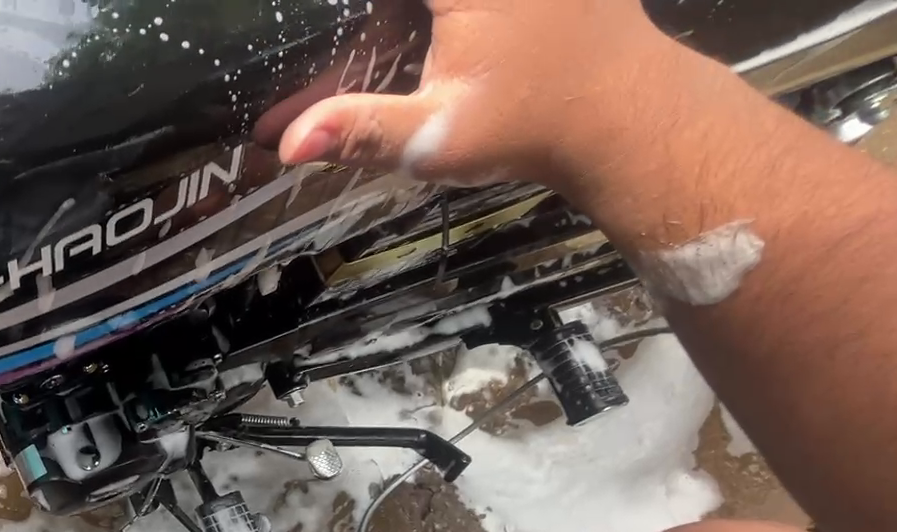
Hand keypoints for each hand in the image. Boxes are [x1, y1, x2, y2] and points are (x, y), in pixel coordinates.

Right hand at [278, 0, 685, 188]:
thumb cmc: (524, 126)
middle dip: (344, 21)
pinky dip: (407, 17)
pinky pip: (429, 4)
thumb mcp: (432, 137)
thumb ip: (359, 131)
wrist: (617, 114)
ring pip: (412, 1)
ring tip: (317, 86)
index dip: (332, 14)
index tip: (292, 28)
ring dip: (376, 26)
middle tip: (301, 77)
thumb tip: (287, 144)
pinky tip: (366, 50)